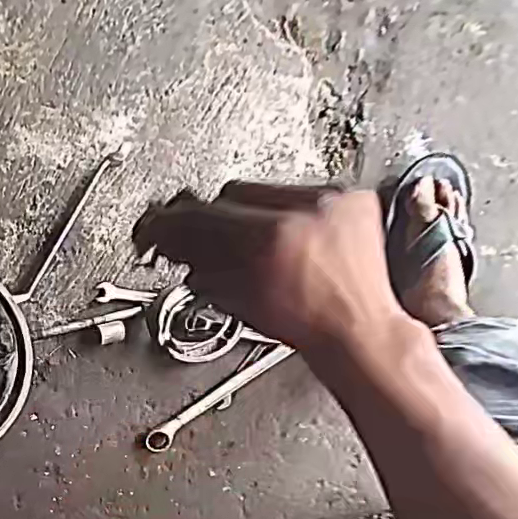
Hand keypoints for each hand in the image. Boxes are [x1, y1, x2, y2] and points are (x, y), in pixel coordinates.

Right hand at [133, 183, 410, 353]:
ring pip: (266, 189)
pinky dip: (284, 214)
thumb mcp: (238, 301)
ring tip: (249, 244)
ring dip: (248, 214)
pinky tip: (280, 238)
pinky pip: (300, 192)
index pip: (204, 213)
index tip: (161, 228)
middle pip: (233, 192)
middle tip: (203, 237)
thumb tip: (177, 246)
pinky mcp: (351, 198)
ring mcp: (333, 200)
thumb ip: (204, 268)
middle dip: (213, 217)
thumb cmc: (306, 326)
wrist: (356, 329)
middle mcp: (306, 209)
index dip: (174, 224)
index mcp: (271, 238)